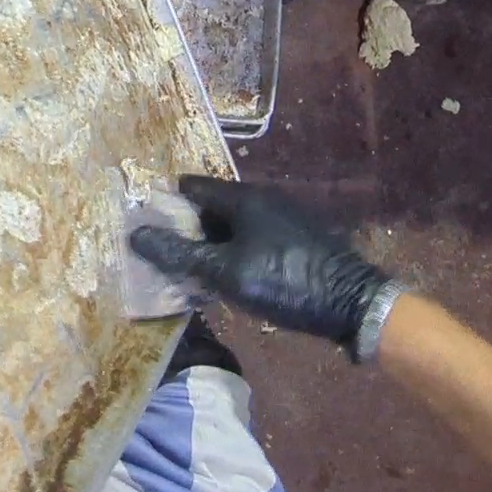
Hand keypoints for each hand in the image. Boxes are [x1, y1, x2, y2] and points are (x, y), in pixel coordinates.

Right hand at [129, 176, 393, 351]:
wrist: (357, 305)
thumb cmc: (284, 282)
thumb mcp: (224, 272)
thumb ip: (179, 254)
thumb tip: (135, 235)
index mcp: (241, 196)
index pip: (189, 186)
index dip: (167, 206)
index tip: (154, 232)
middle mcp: (260, 196)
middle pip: (210, 204)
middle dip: (189, 228)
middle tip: (174, 258)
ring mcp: (282, 215)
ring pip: (232, 222)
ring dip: (213, 242)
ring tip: (200, 272)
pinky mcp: (297, 236)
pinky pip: (253, 235)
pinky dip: (236, 249)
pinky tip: (235, 277)